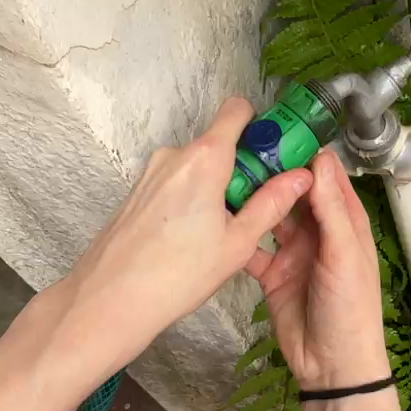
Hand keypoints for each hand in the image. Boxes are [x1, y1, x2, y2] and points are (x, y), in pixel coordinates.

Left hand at [44, 97, 313, 372]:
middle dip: (244, 168)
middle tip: (256, 208)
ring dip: (218, 187)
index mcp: (204, 158)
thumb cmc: (175, 275)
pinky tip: (195, 238)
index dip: (261, 126)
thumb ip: (272, 203)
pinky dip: (195, 198)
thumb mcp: (238, 242)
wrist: (109, 300)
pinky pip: (178, 182)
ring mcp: (153, 172)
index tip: (276, 154)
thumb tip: (301, 177)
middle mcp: (175, 155)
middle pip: (221, 142)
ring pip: (199, 166)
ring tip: (224, 232)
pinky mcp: (140, 191)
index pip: (236, 110)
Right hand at [247, 149, 387, 390]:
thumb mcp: (345, 254)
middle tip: (245, 149)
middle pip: (295, 194)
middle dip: (274, 173)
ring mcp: (294, 253)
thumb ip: (331, 209)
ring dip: (255, 200)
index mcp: (346, 224)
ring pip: (271, 217)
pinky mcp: (272, 274)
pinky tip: (220, 220)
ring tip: (228, 176)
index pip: (327, 179)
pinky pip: (252, 249)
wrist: (332, 365)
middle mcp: (320, 234)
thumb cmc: (351, 309)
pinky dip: (239, 236)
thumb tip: (321, 161)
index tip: (281, 131)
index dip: (308, 156)